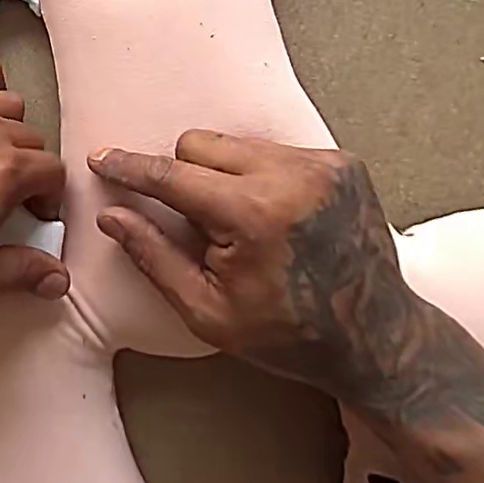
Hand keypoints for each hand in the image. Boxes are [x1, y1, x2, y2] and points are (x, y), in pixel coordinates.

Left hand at [0, 55, 68, 307]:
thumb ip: (18, 273)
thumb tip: (52, 276)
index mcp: (4, 174)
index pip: (52, 172)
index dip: (49, 196)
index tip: (36, 211)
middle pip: (33, 139)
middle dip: (32, 167)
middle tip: (14, 193)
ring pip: (10, 105)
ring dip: (13, 129)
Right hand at [88, 131, 427, 402]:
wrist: (381, 340)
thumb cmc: (291, 336)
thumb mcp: (206, 311)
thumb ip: (152, 256)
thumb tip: (111, 216)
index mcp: (254, 215)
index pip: (170, 175)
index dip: (129, 167)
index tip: (102, 158)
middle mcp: (291, 178)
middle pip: (197, 144)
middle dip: (183, 176)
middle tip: (201, 223)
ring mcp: (323, 166)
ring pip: (233, 142)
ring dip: (220, 173)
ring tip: (241, 221)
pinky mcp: (342, 163)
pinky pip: (270, 149)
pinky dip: (257, 174)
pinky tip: (272, 214)